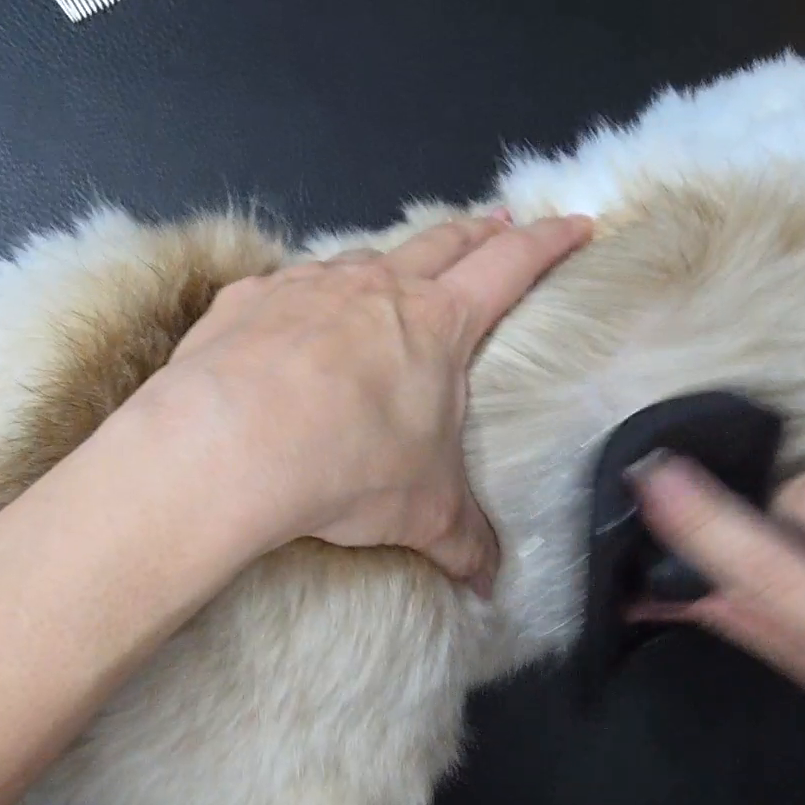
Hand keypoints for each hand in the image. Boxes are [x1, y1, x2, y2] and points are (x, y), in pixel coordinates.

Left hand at [129, 212, 592, 593]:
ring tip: (397, 275)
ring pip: (363, 256)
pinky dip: (307, 298)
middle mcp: (376, 289)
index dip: (549, 244)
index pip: (510, 267)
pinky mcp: (248, 301)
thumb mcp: (423, 513)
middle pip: (442, 241)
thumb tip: (488, 582)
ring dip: (390, 261)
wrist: (230, 443)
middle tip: (500, 223)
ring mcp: (309, 287)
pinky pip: (288, 288)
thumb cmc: (349, 468)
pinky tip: (297, 322)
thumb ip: (463, 543)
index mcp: (438, 324)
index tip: (575, 226)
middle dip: (478, 231)